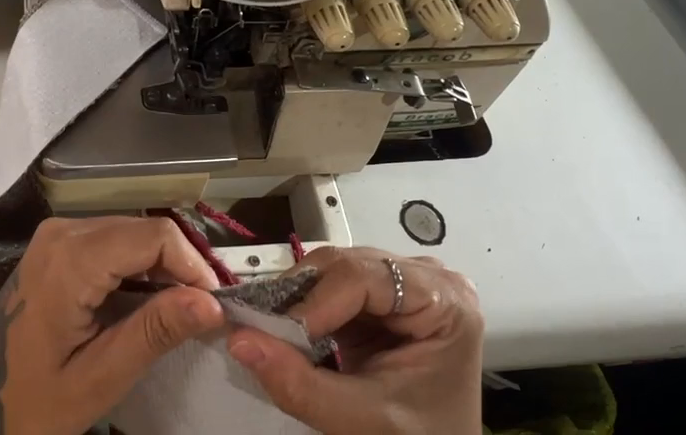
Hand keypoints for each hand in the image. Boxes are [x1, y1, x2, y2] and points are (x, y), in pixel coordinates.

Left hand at [0, 216, 226, 434]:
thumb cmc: (37, 398)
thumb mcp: (101, 377)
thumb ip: (154, 332)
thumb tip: (211, 303)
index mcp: (70, 261)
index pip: (152, 236)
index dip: (192, 264)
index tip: (215, 305)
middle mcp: (62, 232)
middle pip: (143, 229)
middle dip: (180, 265)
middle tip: (205, 311)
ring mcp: (55, 233)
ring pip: (130, 230)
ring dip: (162, 264)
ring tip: (183, 309)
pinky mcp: (55, 242)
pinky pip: (110, 238)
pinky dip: (138, 263)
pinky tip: (150, 298)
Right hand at [227, 247, 482, 434]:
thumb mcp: (363, 419)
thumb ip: (301, 384)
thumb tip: (238, 339)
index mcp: (447, 300)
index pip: (365, 276)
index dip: (315, 301)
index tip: (274, 333)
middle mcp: (428, 276)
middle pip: (346, 265)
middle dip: (302, 297)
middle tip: (265, 331)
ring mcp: (405, 282)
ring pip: (333, 270)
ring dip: (299, 300)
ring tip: (276, 333)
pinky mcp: (381, 296)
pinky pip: (331, 285)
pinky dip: (307, 307)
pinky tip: (293, 331)